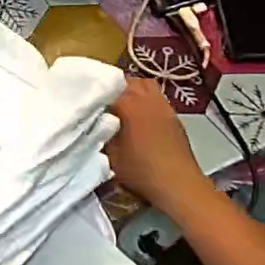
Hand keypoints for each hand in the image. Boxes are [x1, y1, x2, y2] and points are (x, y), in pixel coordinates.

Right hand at [104, 76, 215, 209]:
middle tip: (102, 101)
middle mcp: (148, 100)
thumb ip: (102, 131)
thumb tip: (96, 120)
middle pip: (129, 81)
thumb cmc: (140, 170)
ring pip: (146, 85)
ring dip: (133, 90)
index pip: (107, 87)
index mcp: (130, 105)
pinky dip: (146, 100)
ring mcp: (164, 107)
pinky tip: (140, 117)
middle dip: (114, 87)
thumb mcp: (111, 153)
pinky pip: (157, 97)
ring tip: (121, 106)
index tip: (86, 100)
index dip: (95, 91)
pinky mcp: (174, 117)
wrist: (178, 184)